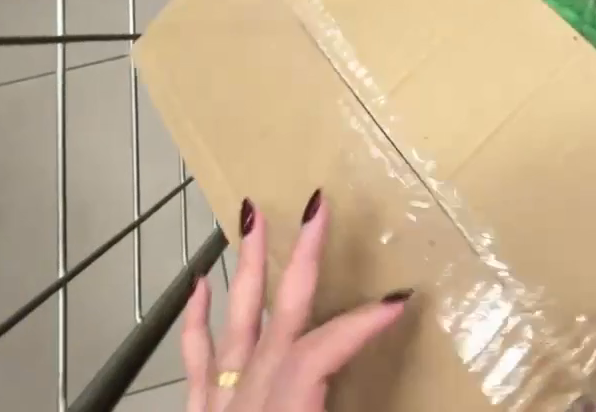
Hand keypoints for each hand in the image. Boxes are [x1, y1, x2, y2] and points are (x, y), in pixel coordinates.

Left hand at [181, 190, 410, 410]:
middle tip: (316, 204)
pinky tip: (199, 285)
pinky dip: (197, 318)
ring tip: (249, 216)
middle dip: (300, 256)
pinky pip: (195, 359)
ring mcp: (219, 405)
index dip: (362, 322)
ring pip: (235, 319)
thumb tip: (388, 399)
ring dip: (246, 265)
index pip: (323, 351)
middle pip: (278, 313)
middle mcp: (249, 399)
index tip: (400, 300)